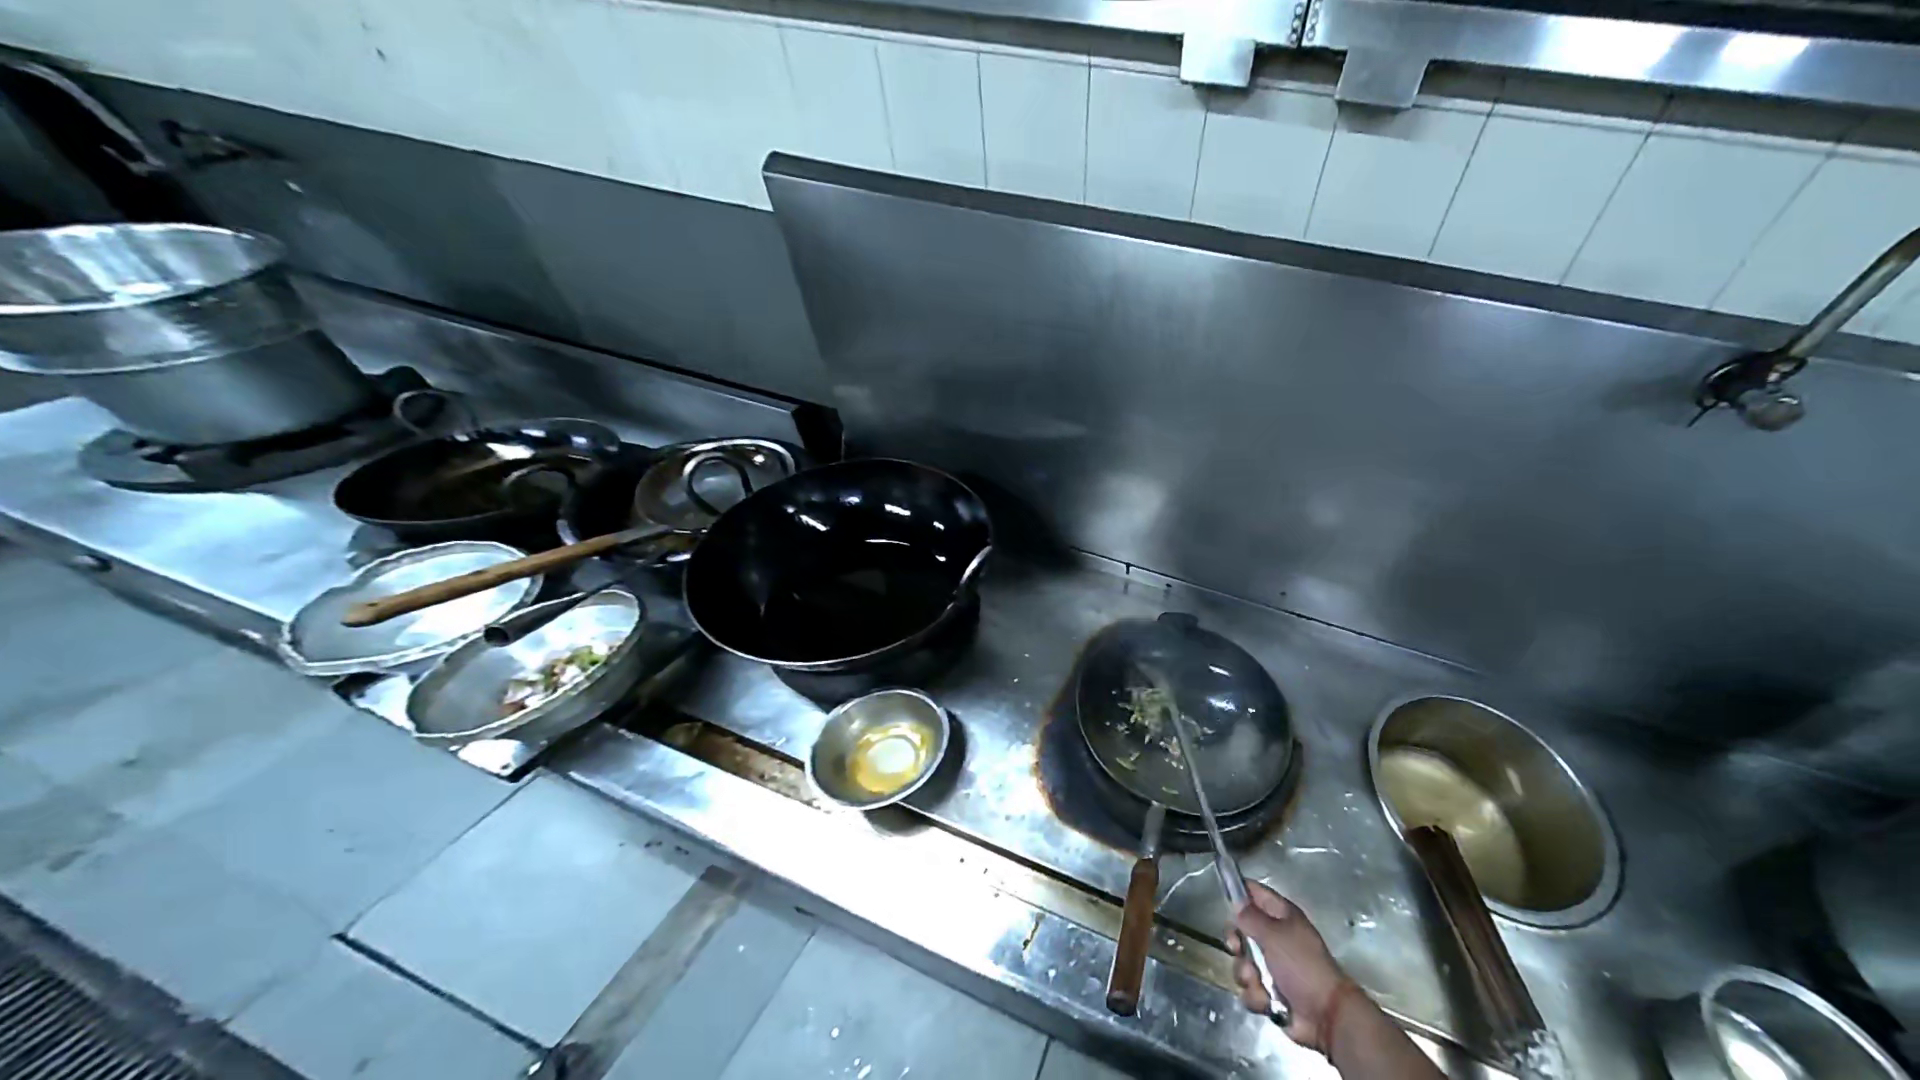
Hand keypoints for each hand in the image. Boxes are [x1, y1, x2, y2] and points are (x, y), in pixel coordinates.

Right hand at [1230, 882, 1353, 1052]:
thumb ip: (1250, 916)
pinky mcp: (1270, 992)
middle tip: (1239, 949)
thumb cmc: (1302, 965)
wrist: (1326, 1016)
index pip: (1255, 893)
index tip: (1224, 898)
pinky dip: (1255, 996)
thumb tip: (1236, 901)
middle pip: (1241, 930)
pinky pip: (1249, 988)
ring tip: (1259, 982)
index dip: (1239, 892)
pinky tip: (1267, 1001)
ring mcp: (1272, 966)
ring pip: (1242, 962)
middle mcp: (1275, 938)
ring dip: (1246, 974)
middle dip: (1237, 943)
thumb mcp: (1274, 935)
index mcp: (1281, 917)